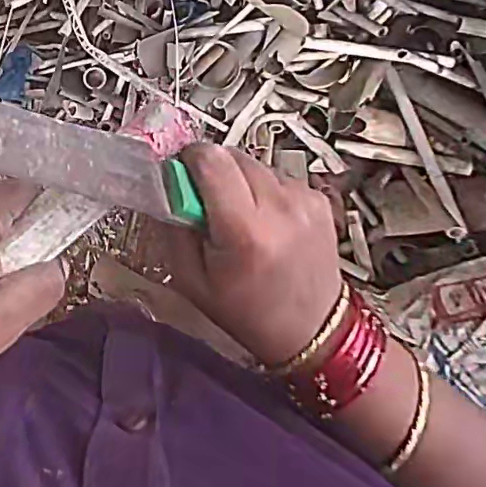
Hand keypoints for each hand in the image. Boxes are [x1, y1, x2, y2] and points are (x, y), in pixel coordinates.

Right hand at [157, 144, 343, 367]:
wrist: (312, 331)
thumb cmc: (248, 312)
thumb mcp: (192, 280)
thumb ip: (173, 226)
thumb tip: (167, 183)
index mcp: (244, 231)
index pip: (210, 159)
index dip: (189, 161)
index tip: (182, 176)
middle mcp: (279, 208)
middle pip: (231, 155)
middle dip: (213, 171)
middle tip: (209, 204)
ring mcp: (303, 200)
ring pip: (254, 163)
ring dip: (240, 181)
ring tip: (241, 217)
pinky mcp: (318, 199)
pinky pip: (278, 176)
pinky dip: (265, 191)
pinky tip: (267, 221)